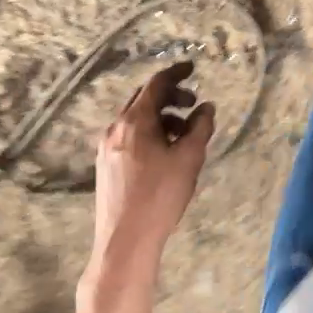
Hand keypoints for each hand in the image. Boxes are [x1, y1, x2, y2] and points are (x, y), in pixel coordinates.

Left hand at [90, 62, 215, 265]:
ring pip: (136, 120)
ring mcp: (107, 149)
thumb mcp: (189, 158)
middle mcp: (115, 129)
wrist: (124, 244)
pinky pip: (130, 136)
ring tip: (184, 133)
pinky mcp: (106, 167)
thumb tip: (206, 108)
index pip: (156, 84)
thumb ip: (200, 127)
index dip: (176, 73)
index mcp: (134, 121)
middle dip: (170, 96)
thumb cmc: (159, 196)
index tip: (193, 68)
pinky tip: (165, 152)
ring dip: (162, 117)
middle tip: (193, 104)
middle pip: (144, 99)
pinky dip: (150, 132)